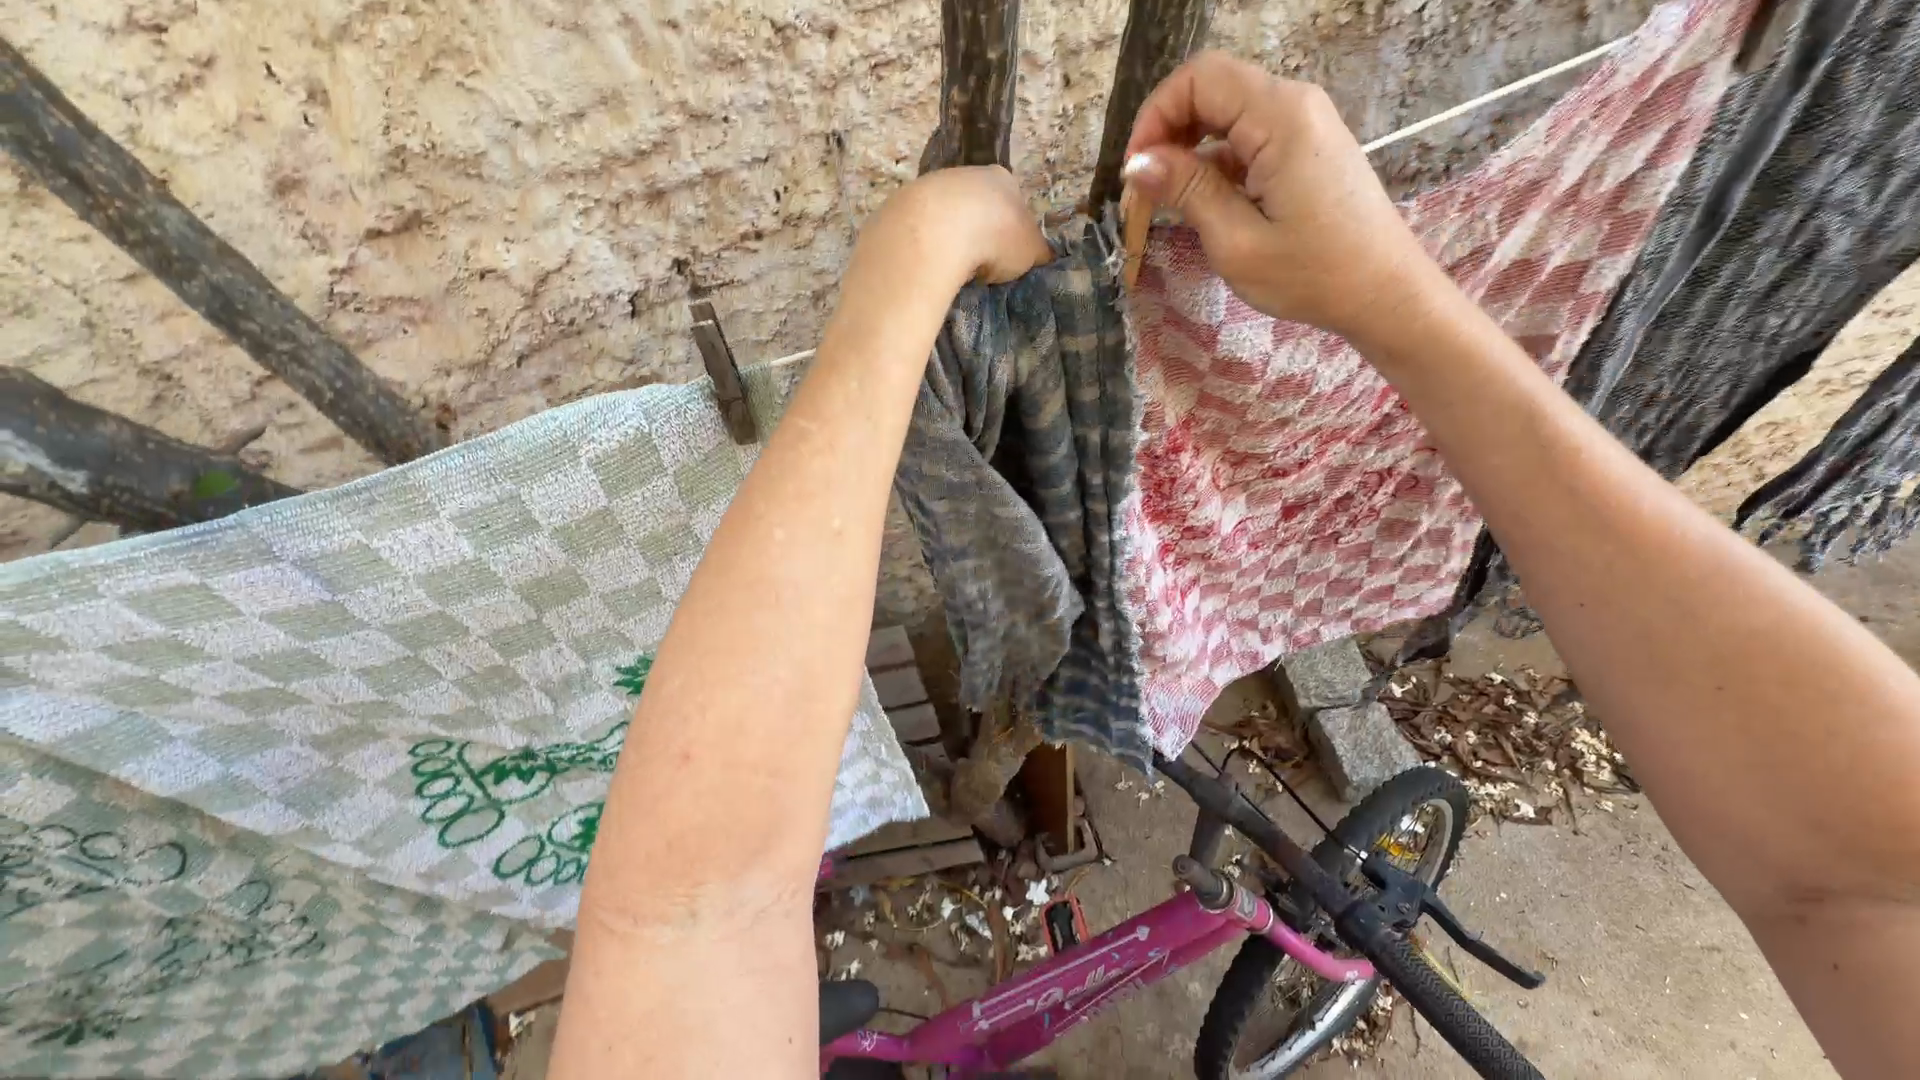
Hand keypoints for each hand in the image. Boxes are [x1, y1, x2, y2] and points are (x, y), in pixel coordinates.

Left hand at [860, 166, 1053, 289]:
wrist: (937, 231)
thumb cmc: (995, 236)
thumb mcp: (1031, 250)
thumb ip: (1037, 252)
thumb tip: (1042, 257)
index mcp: (1001, 179)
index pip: (1011, 202)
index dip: (1010, 231)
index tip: (1005, 257)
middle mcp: (964, 175)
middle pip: (973, 207)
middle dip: (976, 234)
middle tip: (978, 267)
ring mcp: (928, 187)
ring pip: (942, 218)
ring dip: (947, 241)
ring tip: (951, 271)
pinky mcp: (899, 206)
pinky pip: (917, 233)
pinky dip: (923, 249)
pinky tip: (927, 268)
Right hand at [1123, 52, 1439, 342]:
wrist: (1383, 293)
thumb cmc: (1311, 274)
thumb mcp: (1236, 240)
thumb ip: (1187, 191)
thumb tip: (1136, 162)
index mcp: (1280, 117)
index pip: (1200, 78)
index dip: (1156, 115)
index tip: (1136, 170)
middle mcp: (1295, 105)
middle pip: (1212, 89)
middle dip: (1168, 132)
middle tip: (1145, 189)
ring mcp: (1304, 125)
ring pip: (1227, 114)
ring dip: (1189, 150)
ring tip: (1168, 203)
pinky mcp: (1306, 149)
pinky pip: (1248, 138)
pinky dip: (1216, 163)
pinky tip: (1205, 204)